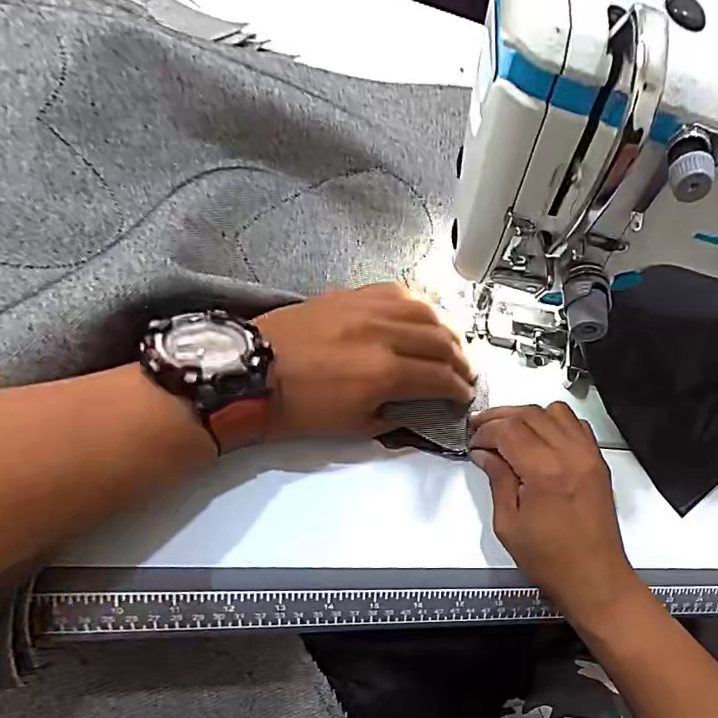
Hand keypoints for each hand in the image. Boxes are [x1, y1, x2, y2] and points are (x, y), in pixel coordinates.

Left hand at [253, 283, 473, 439]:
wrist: (251, 374)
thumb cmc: (293, 405)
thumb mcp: (351, 426)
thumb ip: (392, 415)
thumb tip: (414, 407)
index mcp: (383, 372)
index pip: (440, 377)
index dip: (458, 388)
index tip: (463, 394)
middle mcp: (381, 333)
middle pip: (441, 340)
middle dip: (461, 359)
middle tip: (465, 371)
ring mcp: (365, 308)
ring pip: (425, 310)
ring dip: (447, 328)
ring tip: (452, 342)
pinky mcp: (349, 295)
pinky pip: (396, 291)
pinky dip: (417, 303)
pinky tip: (422, 313)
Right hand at [468, 403, 642, 621]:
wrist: (595, 578)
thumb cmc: (555, 561)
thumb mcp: (508, 524)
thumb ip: (497, 480)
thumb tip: (486, 455)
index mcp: (545, 472)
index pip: (508, 429)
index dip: (485, 431)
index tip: (475, 442)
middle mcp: (571, 456)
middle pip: (529, 413)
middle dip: (500, 418)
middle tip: (482, 430)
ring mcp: (588, 456)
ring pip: (554, 411)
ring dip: (528, 415)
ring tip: (509, 431)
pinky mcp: (598, 462)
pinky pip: (576, 424)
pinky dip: (555, 422)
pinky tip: (540, 437)